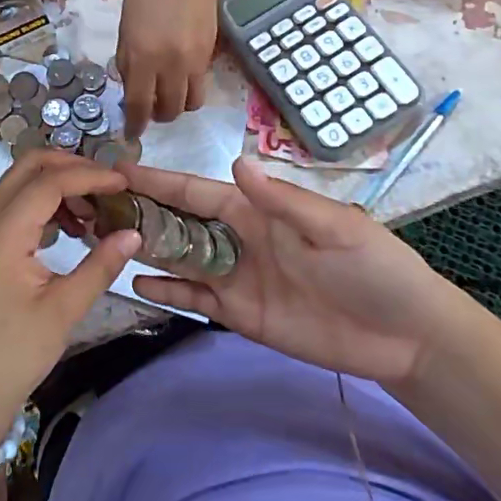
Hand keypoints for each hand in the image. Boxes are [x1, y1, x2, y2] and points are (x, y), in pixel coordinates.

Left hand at [0, 151, 140, 443]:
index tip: (124, 182)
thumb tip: (133, 232)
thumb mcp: (65, 309)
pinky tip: (73, 225)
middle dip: (72, 167)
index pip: (49, 182)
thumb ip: (100, 265)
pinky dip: (44, 200)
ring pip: (20, 181)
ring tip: (95, 209)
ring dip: (58, 183)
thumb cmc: (17, 352)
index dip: (89, 176)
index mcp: (2, 234)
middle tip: (109, 186)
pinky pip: (14, 201)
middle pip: (29, 166)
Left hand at [116, 0, 217, 137]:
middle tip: (147, 110)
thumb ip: (127, 60)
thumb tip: (131, 88)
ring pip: (191, 102)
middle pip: (169, 110)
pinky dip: (189, 87)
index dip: (135, 124)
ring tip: (166, 95)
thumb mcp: (125, 26)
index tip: (130, 134)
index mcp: (142, 56)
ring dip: (177, 106)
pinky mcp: (213, 49)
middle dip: (157, 116)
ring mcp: (196, 58)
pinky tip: (179, 75)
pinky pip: (202, 82)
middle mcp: (171, 63)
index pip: (139, 105)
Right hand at [123, 158, 484, 385]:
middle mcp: (237, 239)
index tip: (118, 170)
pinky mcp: (239, 314)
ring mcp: (235, 277)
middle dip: (139, 212)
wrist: (406, 336)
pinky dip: (166, 290)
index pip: (196, 192)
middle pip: (178, 222)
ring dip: (143, 248)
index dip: (158, 181)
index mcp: (256, 211)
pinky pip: (194, 299)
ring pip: (178, 258)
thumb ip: (284, 200)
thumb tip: (236, 164)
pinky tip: (137, 281)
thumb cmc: (375, 269)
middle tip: (94, 208)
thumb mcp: (337, 228)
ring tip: (102, 241)